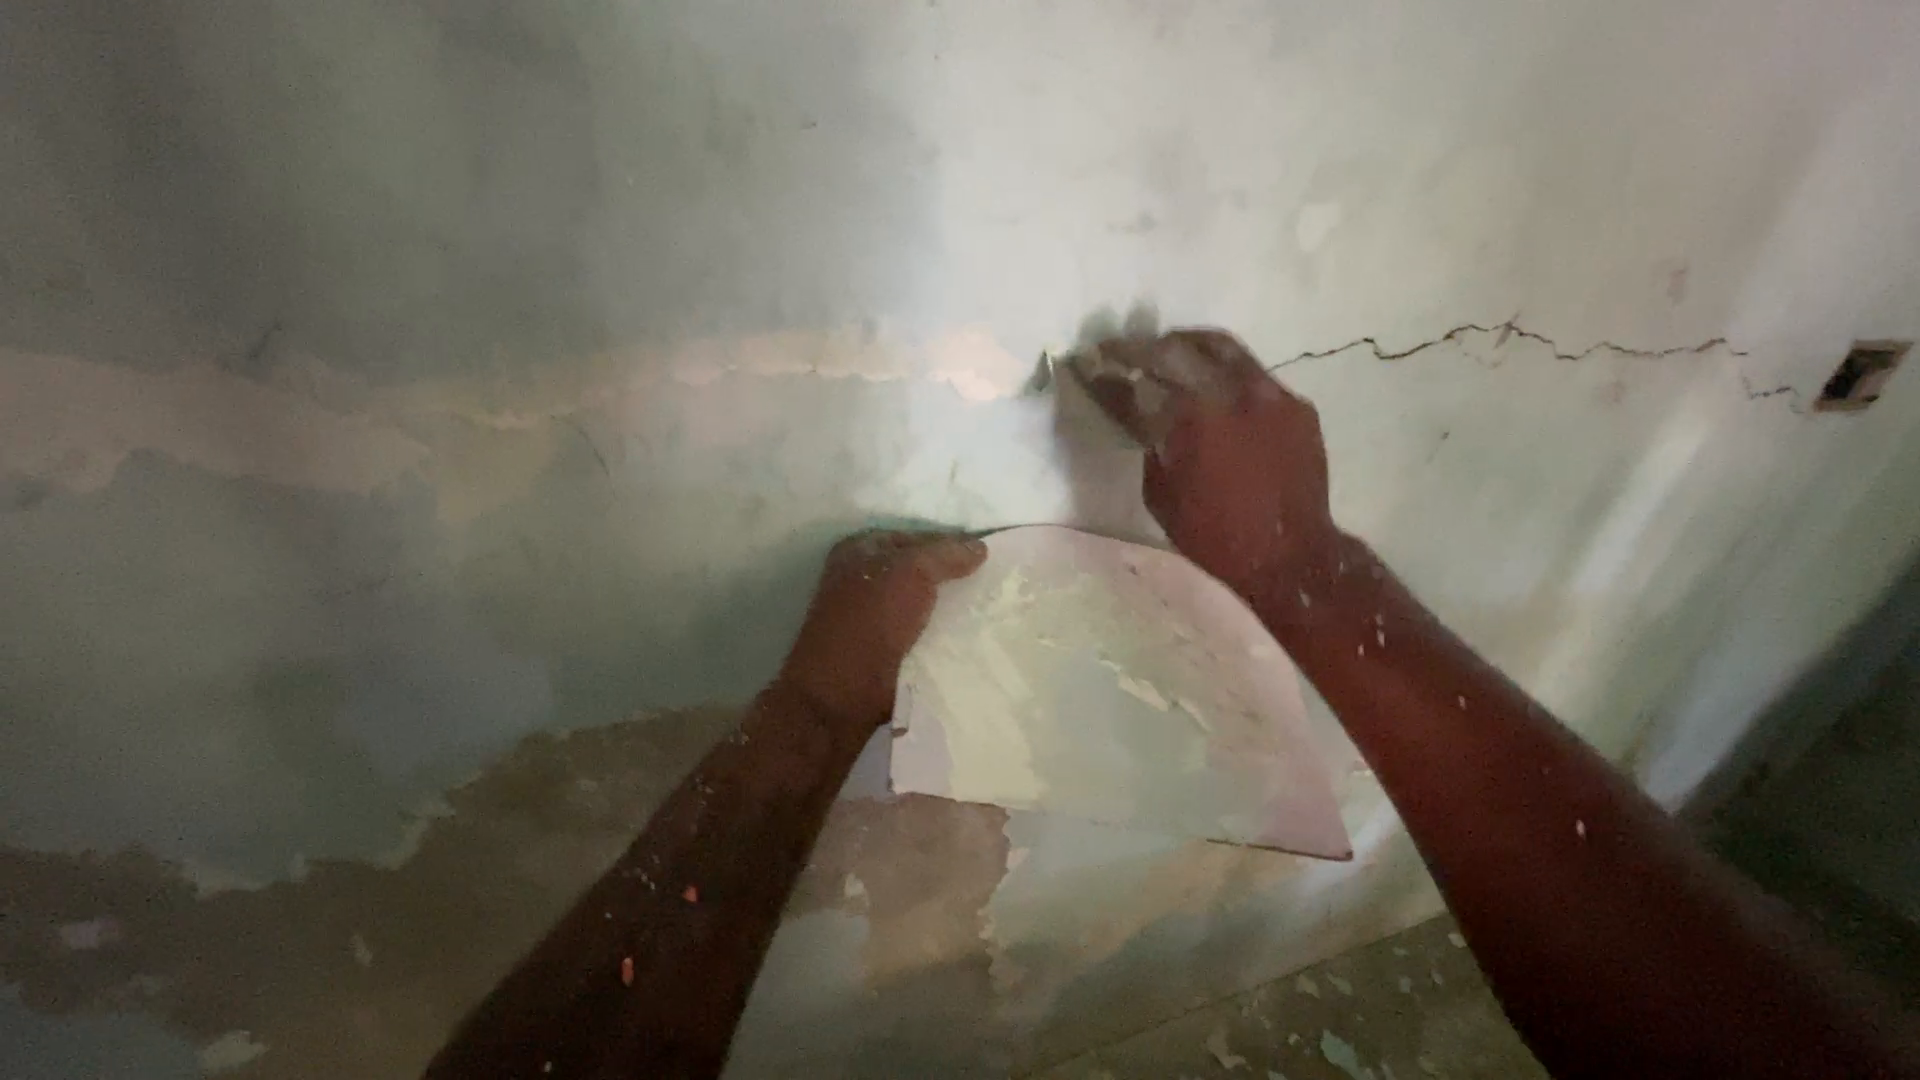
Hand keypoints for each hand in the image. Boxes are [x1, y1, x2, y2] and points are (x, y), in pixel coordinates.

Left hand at [774, 530, 987, 734]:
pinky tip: (972, 636)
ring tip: (990, 608)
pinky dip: (942, 635)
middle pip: (917, 571)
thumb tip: (981, 548)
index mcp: (858, 551)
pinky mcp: (883, 650)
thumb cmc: (870, 618)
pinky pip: (921, 634)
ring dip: (950, 608)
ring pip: (921, 604)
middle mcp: (861, 579)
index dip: (948, 543)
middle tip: (993, 582)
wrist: (843, 692)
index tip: (987, 555)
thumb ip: (946, 554)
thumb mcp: (911, 570)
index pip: (913, 537)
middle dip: (951, 577)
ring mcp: (871, 617)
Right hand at [1070, 328, 1340, 599]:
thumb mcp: (1161, 493)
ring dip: (1188, 348)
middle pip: (1182, 346)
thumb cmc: (1214, 535)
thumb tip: (1136, 406)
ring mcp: (1272, 394)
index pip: (1145, 370)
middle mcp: (1235, 391)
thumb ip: (1149, 440)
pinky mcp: (1297, 405)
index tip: (1095, 358)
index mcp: (1194, 415)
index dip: (1114, 361)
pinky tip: (1214, 393)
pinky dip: (1224, 375)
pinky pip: (1253, 375)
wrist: (1291, 557)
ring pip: (1223, 349)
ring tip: (1168, 358)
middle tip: (1127, 354)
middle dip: (1147, 347)